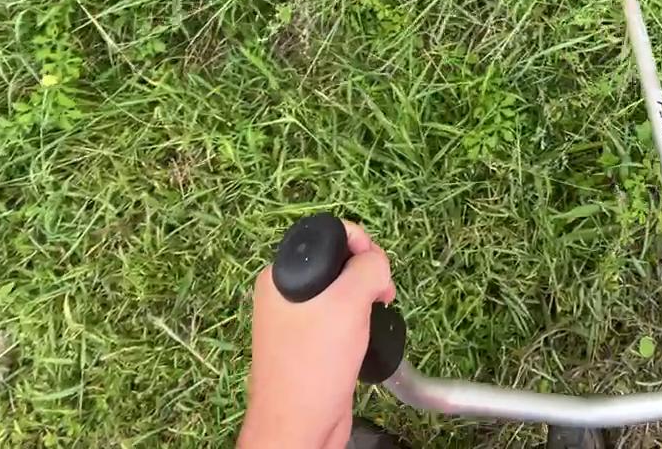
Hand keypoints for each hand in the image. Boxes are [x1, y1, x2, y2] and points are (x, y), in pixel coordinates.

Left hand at [238, 222, 395, 448]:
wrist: (299, 428)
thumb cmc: (318, 360)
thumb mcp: (349, 300)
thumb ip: (369, 266)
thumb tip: (376, 265)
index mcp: (280, 273)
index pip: (330, 234)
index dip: (360, 243)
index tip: (376, 268)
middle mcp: (284, 291)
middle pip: (339, 259)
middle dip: (367, 270)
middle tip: (380, 293)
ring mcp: (296, 317)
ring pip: (343, 286)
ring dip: (366, 294)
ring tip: (378, 310)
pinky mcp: (309, 340)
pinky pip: (340, 312)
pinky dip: (358, 315)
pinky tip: (366, 331)